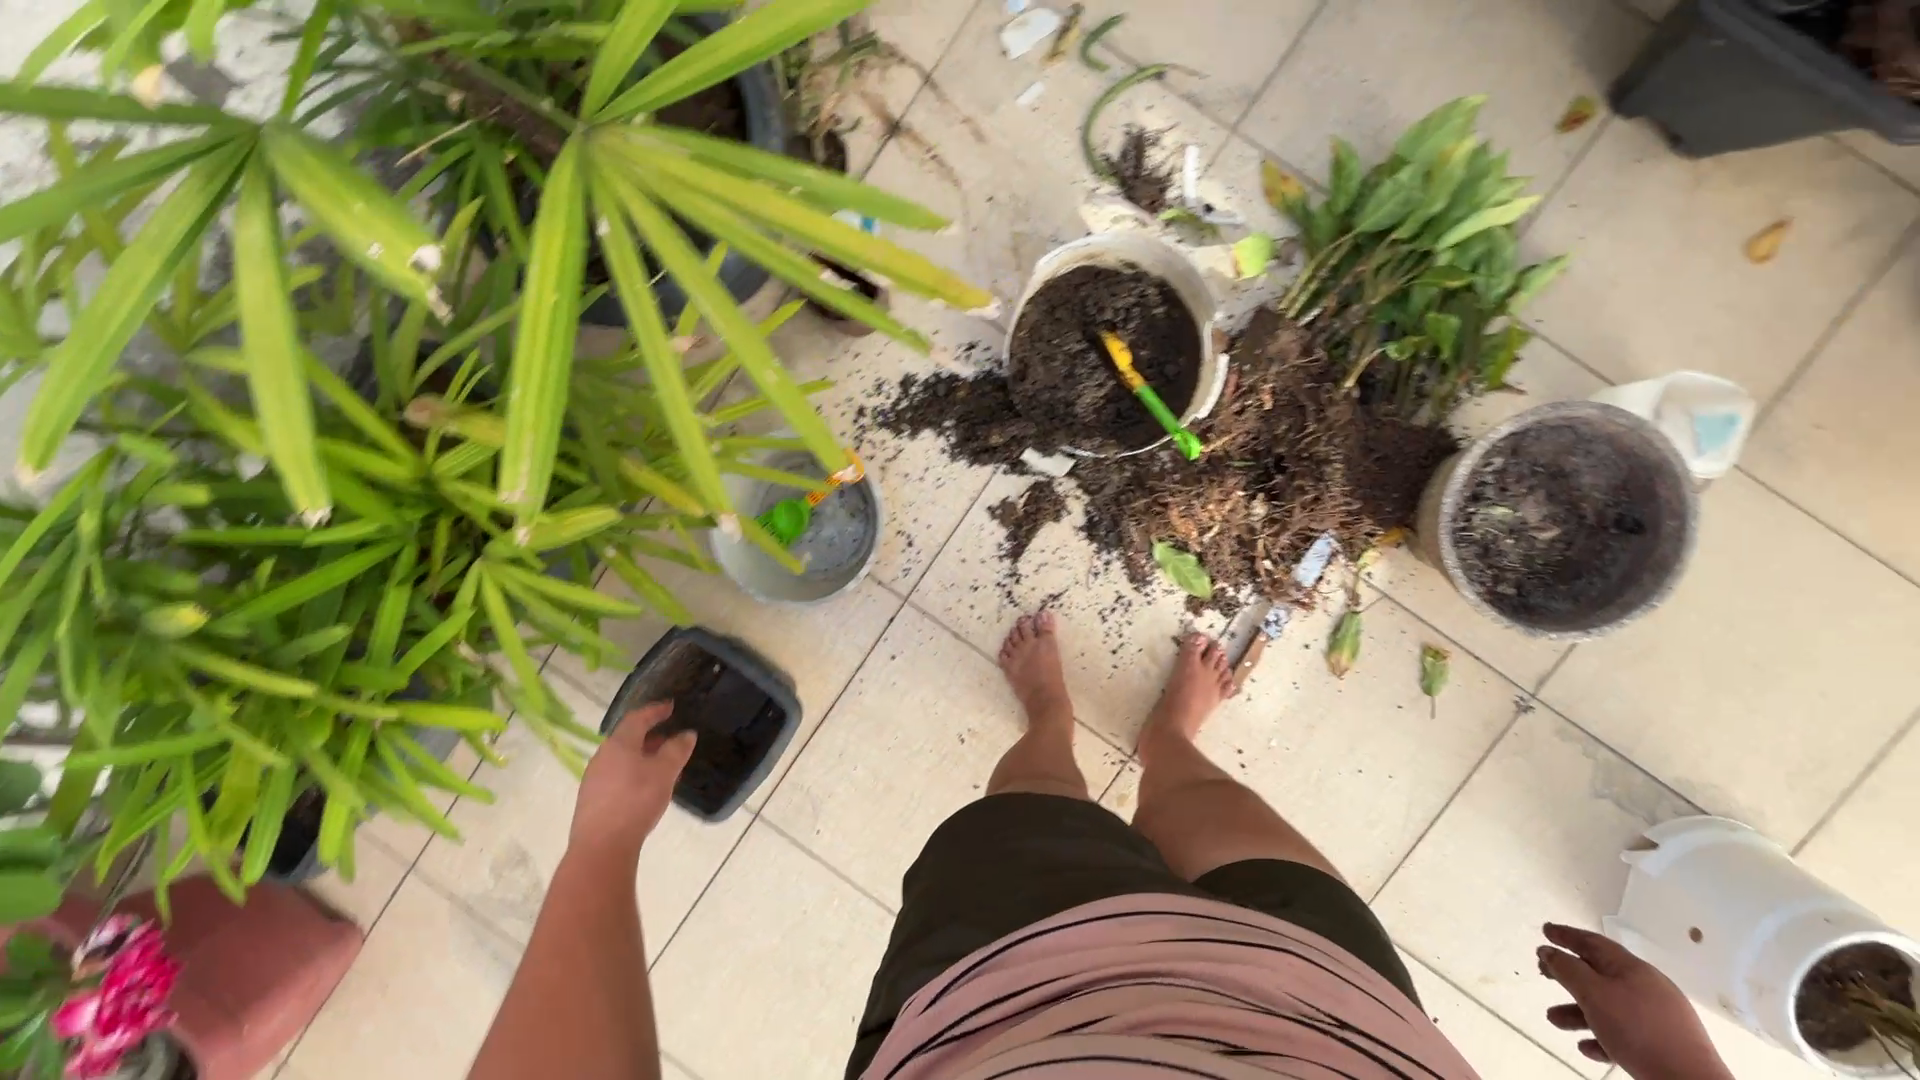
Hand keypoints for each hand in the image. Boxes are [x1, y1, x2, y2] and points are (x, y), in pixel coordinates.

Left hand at [569, 701, 695, 861]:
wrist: (601, 846)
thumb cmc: (635, 801)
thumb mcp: (665, 773)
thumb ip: (677, 750)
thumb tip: (687, 734)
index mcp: (619, 744)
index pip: (637, 718)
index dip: (655, 711)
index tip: (670, 706)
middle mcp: (602, 756)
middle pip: (627, 738)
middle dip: (649, 735)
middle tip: (669, 738)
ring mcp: (593, 779)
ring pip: (621, 758)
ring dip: (641, 756)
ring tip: (660, 765)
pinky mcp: (591, 800)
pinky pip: (615, 776)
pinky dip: (632, 773)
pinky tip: (644, 788)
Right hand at [1539, 923, 1733, 1079]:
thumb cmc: (1637, 1030)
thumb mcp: (1593, 994)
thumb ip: (1567, 969)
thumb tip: (1548, 951)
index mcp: (1633, 969)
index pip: (1593, 942)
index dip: (1566, 935)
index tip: (1545, 930)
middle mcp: (1647, 988)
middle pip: (1600, 974)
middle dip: (1569, 974)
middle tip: (1542, 972)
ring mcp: (1659, 1018)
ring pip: (1609, 1006)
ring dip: (1578, 1011)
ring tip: (1554, 1019)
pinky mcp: (1664, 1045)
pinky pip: (1625, 1033)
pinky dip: (1602, 1035)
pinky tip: (1587, 1047)